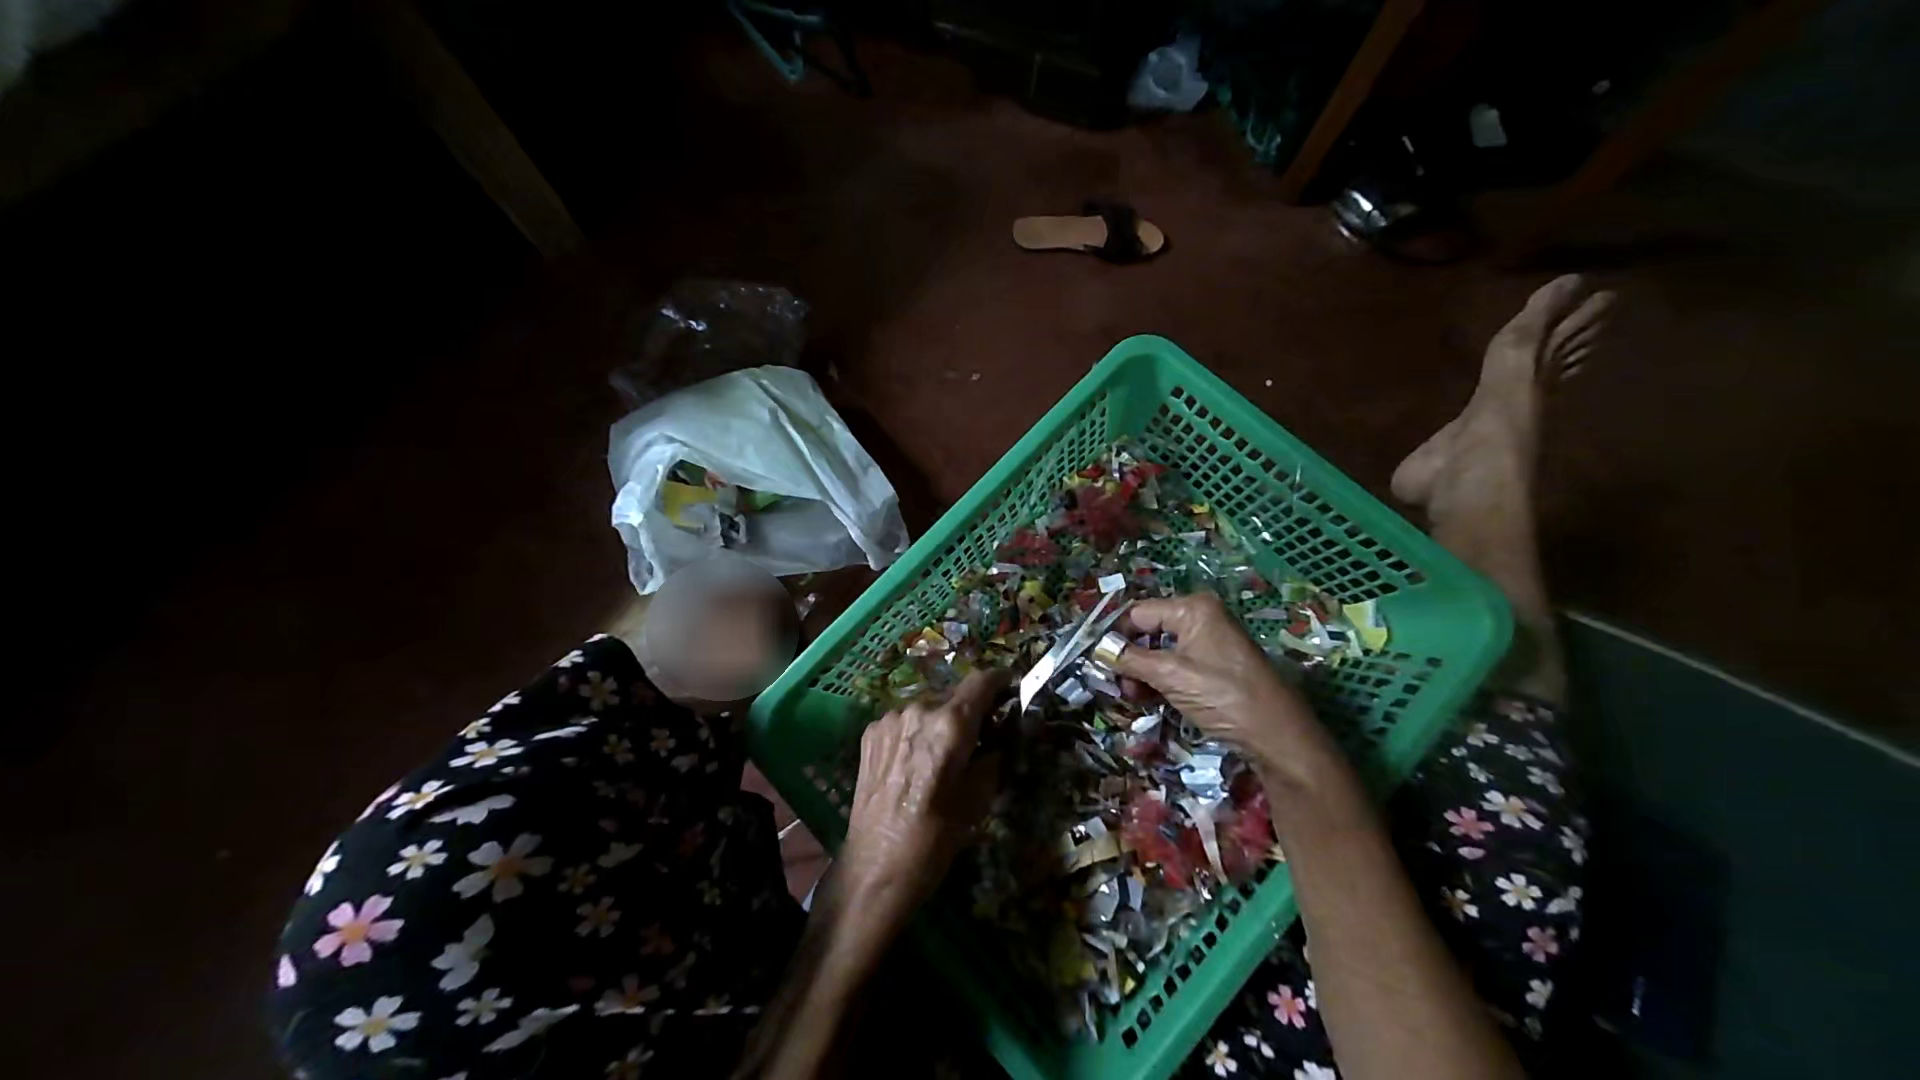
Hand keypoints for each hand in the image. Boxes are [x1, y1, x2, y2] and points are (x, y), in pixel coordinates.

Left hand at [835, 669, 1004, 925]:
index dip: (1000, 680)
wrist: (877, 866)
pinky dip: (916, 733)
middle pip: (953, 695)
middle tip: (979, 736)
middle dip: (970, 710)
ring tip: (942, 755)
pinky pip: (904, 722)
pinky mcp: (870, 732)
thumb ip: (995, 754)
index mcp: (950, 725)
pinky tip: (914, 763)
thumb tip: (1002, 734)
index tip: (1010, 687)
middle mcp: (918, 710)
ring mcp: (890, 719)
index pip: (981, 682)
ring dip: (940, 722)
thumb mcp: (980, 797)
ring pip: (927, 708)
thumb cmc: (936, 837)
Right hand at [1112, 592, 1323, 768]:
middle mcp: (1200, 618)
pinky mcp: (1213, 666)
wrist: (1277, 736)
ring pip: (1159, 651)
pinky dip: (1160, 681)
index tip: (1093, 660)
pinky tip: (1150, 700)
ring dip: (1142, 674)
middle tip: (1117, 687)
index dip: (1114, 635)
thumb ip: (1129, 659)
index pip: (1138, 613)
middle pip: (1148, 631)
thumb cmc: (1223, 696)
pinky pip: (1176, 666)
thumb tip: (1097, 650)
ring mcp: (1209, 643)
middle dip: (1128, 658)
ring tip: (1134, 699)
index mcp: (1192, 609)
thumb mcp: (1171, 676)